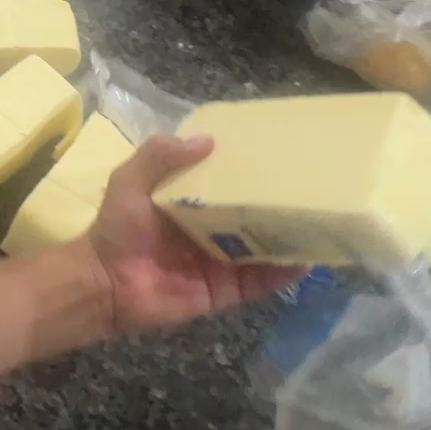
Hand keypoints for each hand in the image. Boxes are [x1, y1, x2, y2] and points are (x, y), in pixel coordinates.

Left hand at [89, 135, 307, 333]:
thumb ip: (159, 157)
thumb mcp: (129, 182)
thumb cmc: (117, 228)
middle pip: (249, 213)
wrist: (107, 283)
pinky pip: (261, 281)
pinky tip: (309, 261)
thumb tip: (207, 140)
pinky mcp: (226, 290)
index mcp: (185, 199)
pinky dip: (284, 273)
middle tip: (315, 189)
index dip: (245, 169)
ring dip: (288, 237)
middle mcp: (207, 227)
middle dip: (276, 203)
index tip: (279, 154)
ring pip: (263, 246)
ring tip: (324, 223)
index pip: (222, 180)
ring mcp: (219, 259)